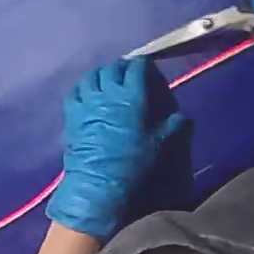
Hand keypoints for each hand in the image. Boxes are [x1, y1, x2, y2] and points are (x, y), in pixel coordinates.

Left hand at [47, 59, 186, 240]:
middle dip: (122, 68)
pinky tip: (88, 93)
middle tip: (129, 74)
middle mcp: (107, 93)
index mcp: (131, 97)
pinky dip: (84, 87)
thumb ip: (173, 127)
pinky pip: (75, 91)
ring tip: (108, 81)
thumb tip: (182, 116)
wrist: (98, 187)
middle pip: (113, 68)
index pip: (137, 69)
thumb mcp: (160, 147)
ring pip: (92, 76)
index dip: (143, 65)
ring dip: (102, 75)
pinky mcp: (71, 114)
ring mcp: (86, 102)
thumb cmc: (133, 166)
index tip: (147, 68)